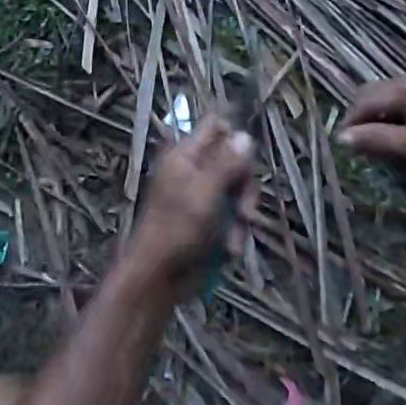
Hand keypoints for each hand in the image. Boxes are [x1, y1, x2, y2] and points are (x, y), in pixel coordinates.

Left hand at [127, 120, 255, 296]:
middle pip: (234, 160)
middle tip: (244, 210)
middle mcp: (194, 170)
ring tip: (233, 239)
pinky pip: (232, 215)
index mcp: (185, 156)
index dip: (236, 136)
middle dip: (244, 187)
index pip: (215, 126)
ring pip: (237, 191)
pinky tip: (229, 249)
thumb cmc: (176, 230)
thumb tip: (245, 134)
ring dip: (241, 216)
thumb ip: (226, 162)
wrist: (158, 277)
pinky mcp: (208, 220)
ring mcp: (202, 196)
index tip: (247, 159)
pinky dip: (234, 231)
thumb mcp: (205, 192)